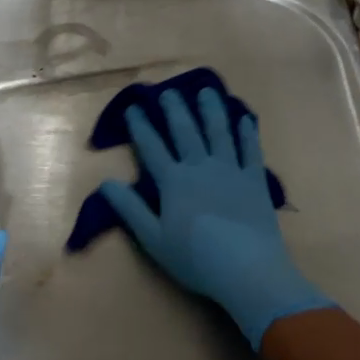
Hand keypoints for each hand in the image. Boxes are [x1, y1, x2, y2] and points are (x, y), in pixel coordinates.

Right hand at [99, 87, 332, 347]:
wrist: (248, 269)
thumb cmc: (195, 258)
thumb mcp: (153, 238)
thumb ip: (129, 208)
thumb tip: (105, 181)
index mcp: (173, 180)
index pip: (151, 146)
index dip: (140, 125)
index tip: (133, 106)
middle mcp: (200, 166)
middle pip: (185, 131)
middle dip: (174, 109)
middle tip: (168, 90)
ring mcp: (230, 170)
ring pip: (218, 132)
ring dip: (211, 109)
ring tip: (207, 90)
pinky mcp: (255, 180)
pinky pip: (251, 150)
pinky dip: (247, 133)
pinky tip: (246, 118)